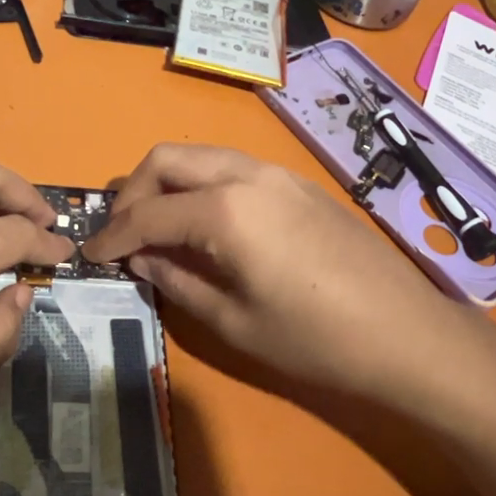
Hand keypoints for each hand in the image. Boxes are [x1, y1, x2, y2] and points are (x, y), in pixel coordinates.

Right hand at [85, 144, 468, 409]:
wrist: (407, 334)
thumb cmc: (316, 340)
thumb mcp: (234, 321)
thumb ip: (177, 280)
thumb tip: (139, 257)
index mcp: (226, 209)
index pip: (148, 214)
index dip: (112, 235)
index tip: (89, 255)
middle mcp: (246, 173)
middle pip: (167, 159)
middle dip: (133, 192)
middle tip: (121, 234)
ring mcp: (277, 172)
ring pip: (200, 156)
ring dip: (167, 183)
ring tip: (156, 227)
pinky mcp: (297, 182)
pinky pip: (231, 166)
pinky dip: (202, 184)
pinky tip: (204, 224)